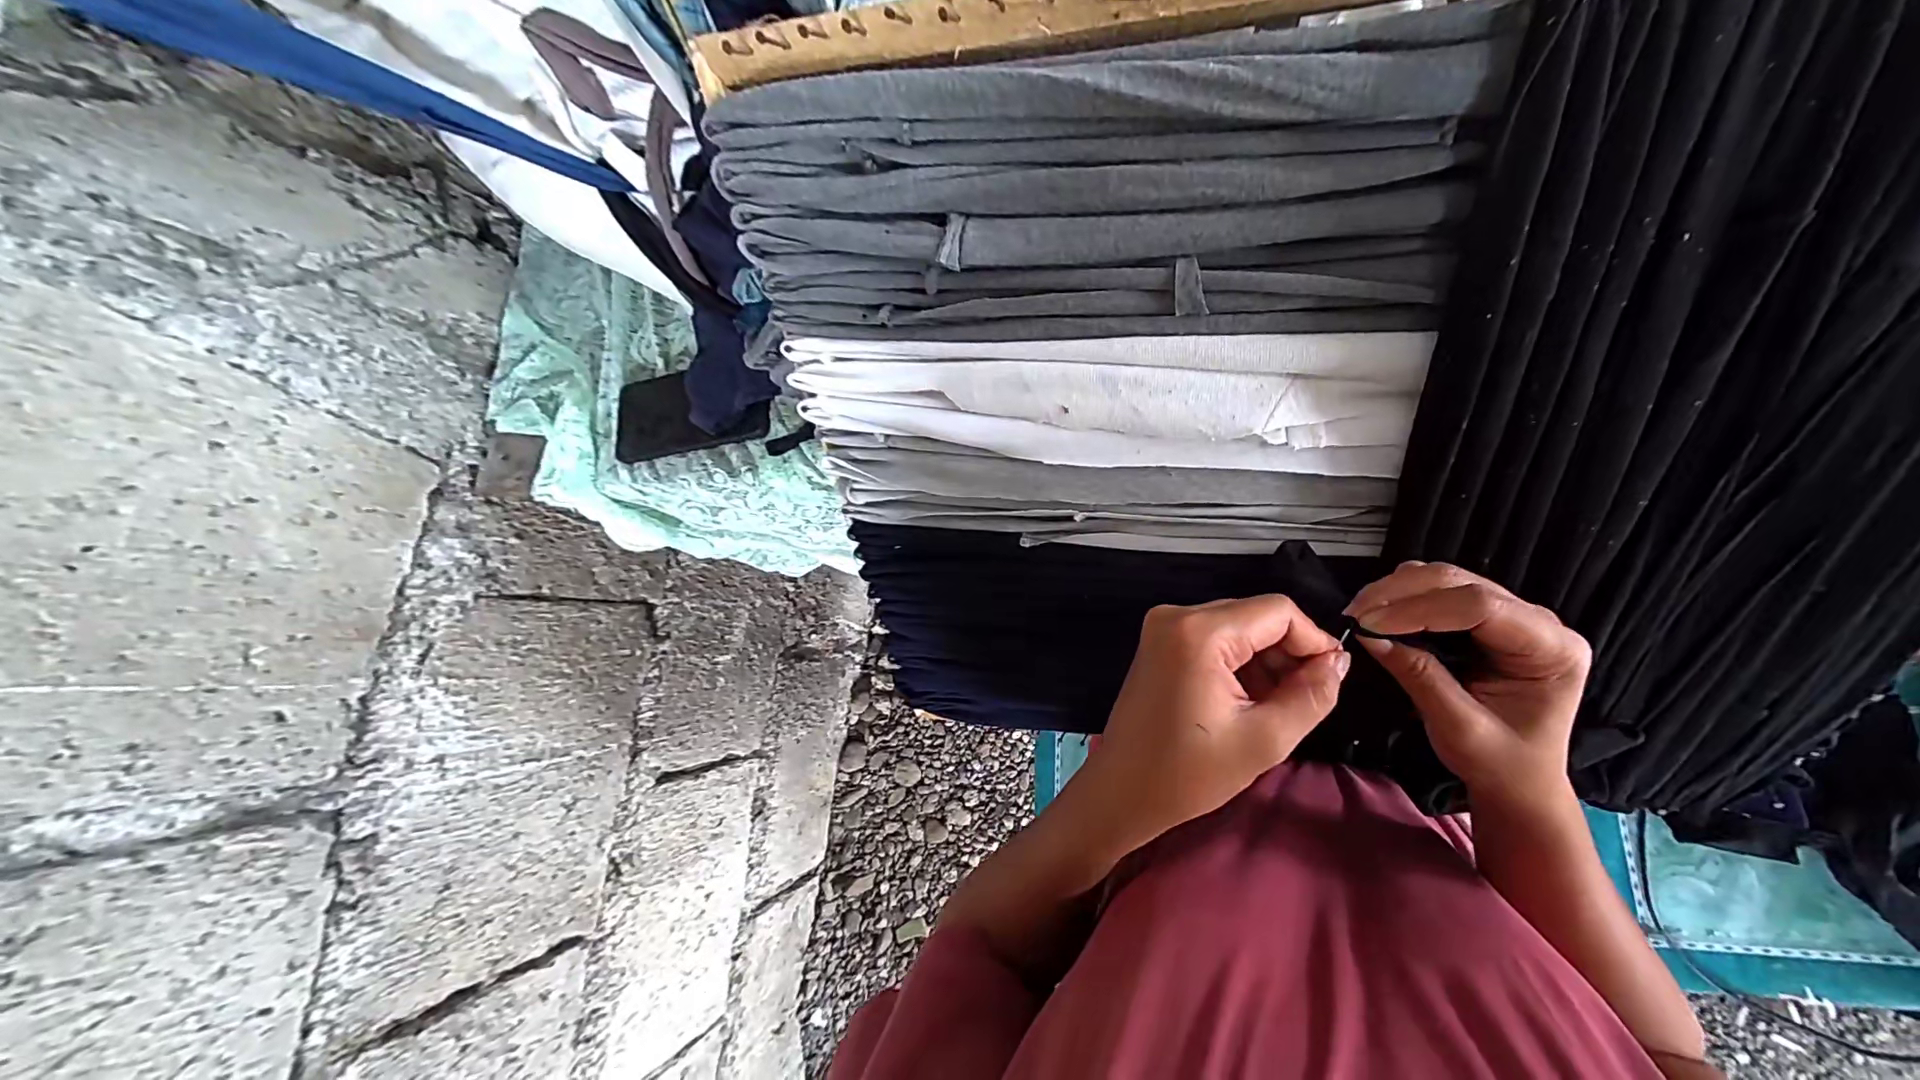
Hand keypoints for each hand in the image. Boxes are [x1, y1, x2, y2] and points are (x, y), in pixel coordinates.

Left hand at [1084, 595, 1350, 842]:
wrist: (1122, 790)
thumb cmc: (1187, 773)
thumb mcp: (1266, 739)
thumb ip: (1312, 695)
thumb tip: (1338, 662)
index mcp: (1198, 631)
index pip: (1279, 610)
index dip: (1313, 641)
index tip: (1328, 681)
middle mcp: (1176, 615)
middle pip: (1256, 615)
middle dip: (1287, 654)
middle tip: (1300, 702)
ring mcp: (1163, 627)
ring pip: (1238, 627)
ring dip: (1264, 662)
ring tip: (1271, 709)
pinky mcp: (1160, 642)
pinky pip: (1215, 638)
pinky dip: (1238, 663)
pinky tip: (1245, 701)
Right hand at [1346, 562, 1590, 807]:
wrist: (1517, 782)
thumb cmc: (1499, 762)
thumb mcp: (1458, 727)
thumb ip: (1419, 677)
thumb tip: (1369, 637)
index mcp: (1551, 649)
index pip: (1481, 607)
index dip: (1418, 609)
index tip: (1367, 625)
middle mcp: (1538, 622)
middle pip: (1460, 583)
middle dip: (1399, 594)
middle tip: (1353, 614)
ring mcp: (1511, 615)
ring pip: (1445, 579)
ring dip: (1396, 591)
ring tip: (1360, 613)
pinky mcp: (1483, 617)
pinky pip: (1438, 590)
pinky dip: (1401, 595)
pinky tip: (1378, 613)